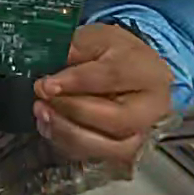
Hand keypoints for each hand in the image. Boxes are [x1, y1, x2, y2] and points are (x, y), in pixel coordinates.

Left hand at [33, 23, 174, 162]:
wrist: (131, 68)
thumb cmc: (112, 50)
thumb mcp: (94, 37)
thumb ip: (75, 50)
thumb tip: (49, 70)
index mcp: (147, 71)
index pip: (111, 77)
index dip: (75, 82)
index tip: (45, 85)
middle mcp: (152, 108)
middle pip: (116, 119)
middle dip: (72, 111)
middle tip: (41, 100)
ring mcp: (142, 133)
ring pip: (110, 147)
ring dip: (70, 133)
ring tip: (42, 115)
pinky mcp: (127, 151)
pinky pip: (99, 157)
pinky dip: (70, 145)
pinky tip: (49, 127)